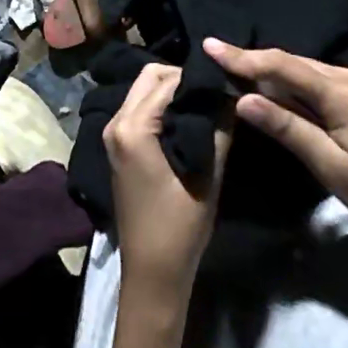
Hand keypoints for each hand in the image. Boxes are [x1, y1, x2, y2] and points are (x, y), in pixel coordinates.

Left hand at [104, 62, 229, 296]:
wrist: (152, 271)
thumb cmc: (179, 225)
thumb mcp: (207, 175)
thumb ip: (219, 129)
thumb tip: (234, 93)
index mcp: (132, 128)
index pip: (168, 80)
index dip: (199, 77)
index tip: (227, 79)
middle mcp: (116, 123)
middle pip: (149, 76)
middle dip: (182, 77)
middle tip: (214, 90)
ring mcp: (113, 134)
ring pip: (143, 90)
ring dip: (172, 89)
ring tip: (205, 101)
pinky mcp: (118, 146)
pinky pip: (139, 108)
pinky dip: (161, 104)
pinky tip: (188, 116)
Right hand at [206, 38, 347, 262]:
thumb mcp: (331, 166)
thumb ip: (287, 128)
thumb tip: (244, 100)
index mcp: (341, 91)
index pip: (282, 66)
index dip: (243, 57)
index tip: (210, 46)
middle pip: (292, 63)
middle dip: (253, 61)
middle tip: (215, 58)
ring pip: (304, 71)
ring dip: (271, 72)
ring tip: (234, 71)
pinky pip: (318, 83)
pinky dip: (291, 85)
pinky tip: (273, 90)